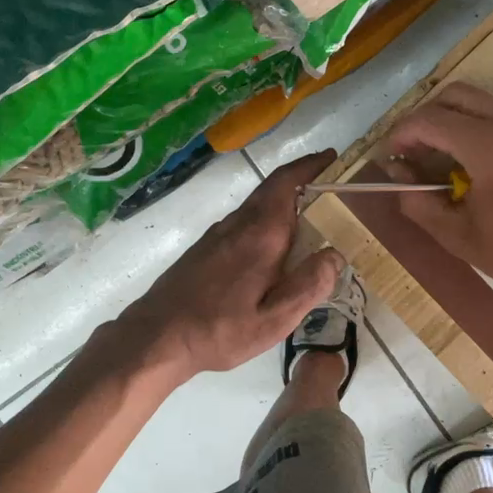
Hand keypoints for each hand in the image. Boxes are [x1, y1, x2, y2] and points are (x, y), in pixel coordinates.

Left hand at [117, 151, 344, 380]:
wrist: (157, 336)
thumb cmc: (219, 329)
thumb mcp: (273, 320)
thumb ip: (308, 285)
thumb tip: (335, 254)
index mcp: (261, 234)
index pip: (286, 183)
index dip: (310, 165)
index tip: (333, 157)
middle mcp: (239, 224)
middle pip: (273, 189)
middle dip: (303, 180)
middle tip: (334, 186)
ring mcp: (219, 234)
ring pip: (258, 206)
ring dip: (286, 202)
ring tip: (314, 219)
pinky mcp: (207, 248)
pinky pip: (245, 222)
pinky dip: (268, 220)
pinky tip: (276, 248)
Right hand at [384, 83, 492, 314]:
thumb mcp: (461, 237)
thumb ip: (419, 201)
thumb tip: (397, 173)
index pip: (432, 119)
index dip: (403, 132)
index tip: (394, 152)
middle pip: (459, 95)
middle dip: (430, 116)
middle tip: (419, 147)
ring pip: (492, 106)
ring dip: (465, 125)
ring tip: (459, 161)